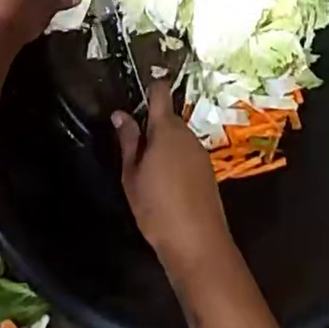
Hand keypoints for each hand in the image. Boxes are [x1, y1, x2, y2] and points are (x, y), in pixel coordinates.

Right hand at [113, 83, 232, 271]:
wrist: (196, 240)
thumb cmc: (156, 207)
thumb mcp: (132, 175)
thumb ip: (128, 141)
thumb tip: (120, 113)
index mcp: (166, 129)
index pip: (160, 93)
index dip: (149, 87)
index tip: (136, 92)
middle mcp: (187, 132)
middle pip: (167, 118)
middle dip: (151, 128)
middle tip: (133, 151)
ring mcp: (199, 149)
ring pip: (177, 137)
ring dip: (164, 146)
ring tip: (148, 174)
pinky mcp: (207, 167)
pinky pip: (187, 153)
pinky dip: (176, 160)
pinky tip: (167, 185)